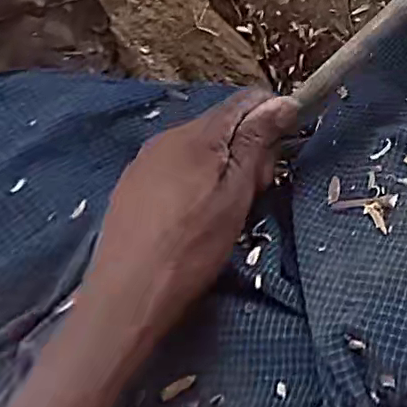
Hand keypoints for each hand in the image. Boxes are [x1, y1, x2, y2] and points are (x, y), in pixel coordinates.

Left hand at [82, 88, 297, 334]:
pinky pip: (178, 165)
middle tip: (256, 186)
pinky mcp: (130, 189)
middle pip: (225, 122)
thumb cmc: (191, 246)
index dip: (273, 114)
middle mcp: (165, 138)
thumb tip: (284, 101)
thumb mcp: (237, 191)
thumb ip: (258, 140)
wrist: (122, 307)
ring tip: (229, 204)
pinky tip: (197, 213)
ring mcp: (143, 164)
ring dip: (225, 162)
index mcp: (194, 135)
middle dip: (249, 144)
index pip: (247, 99)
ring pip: (202, 145)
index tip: (283, 147)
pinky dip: (199, 178)